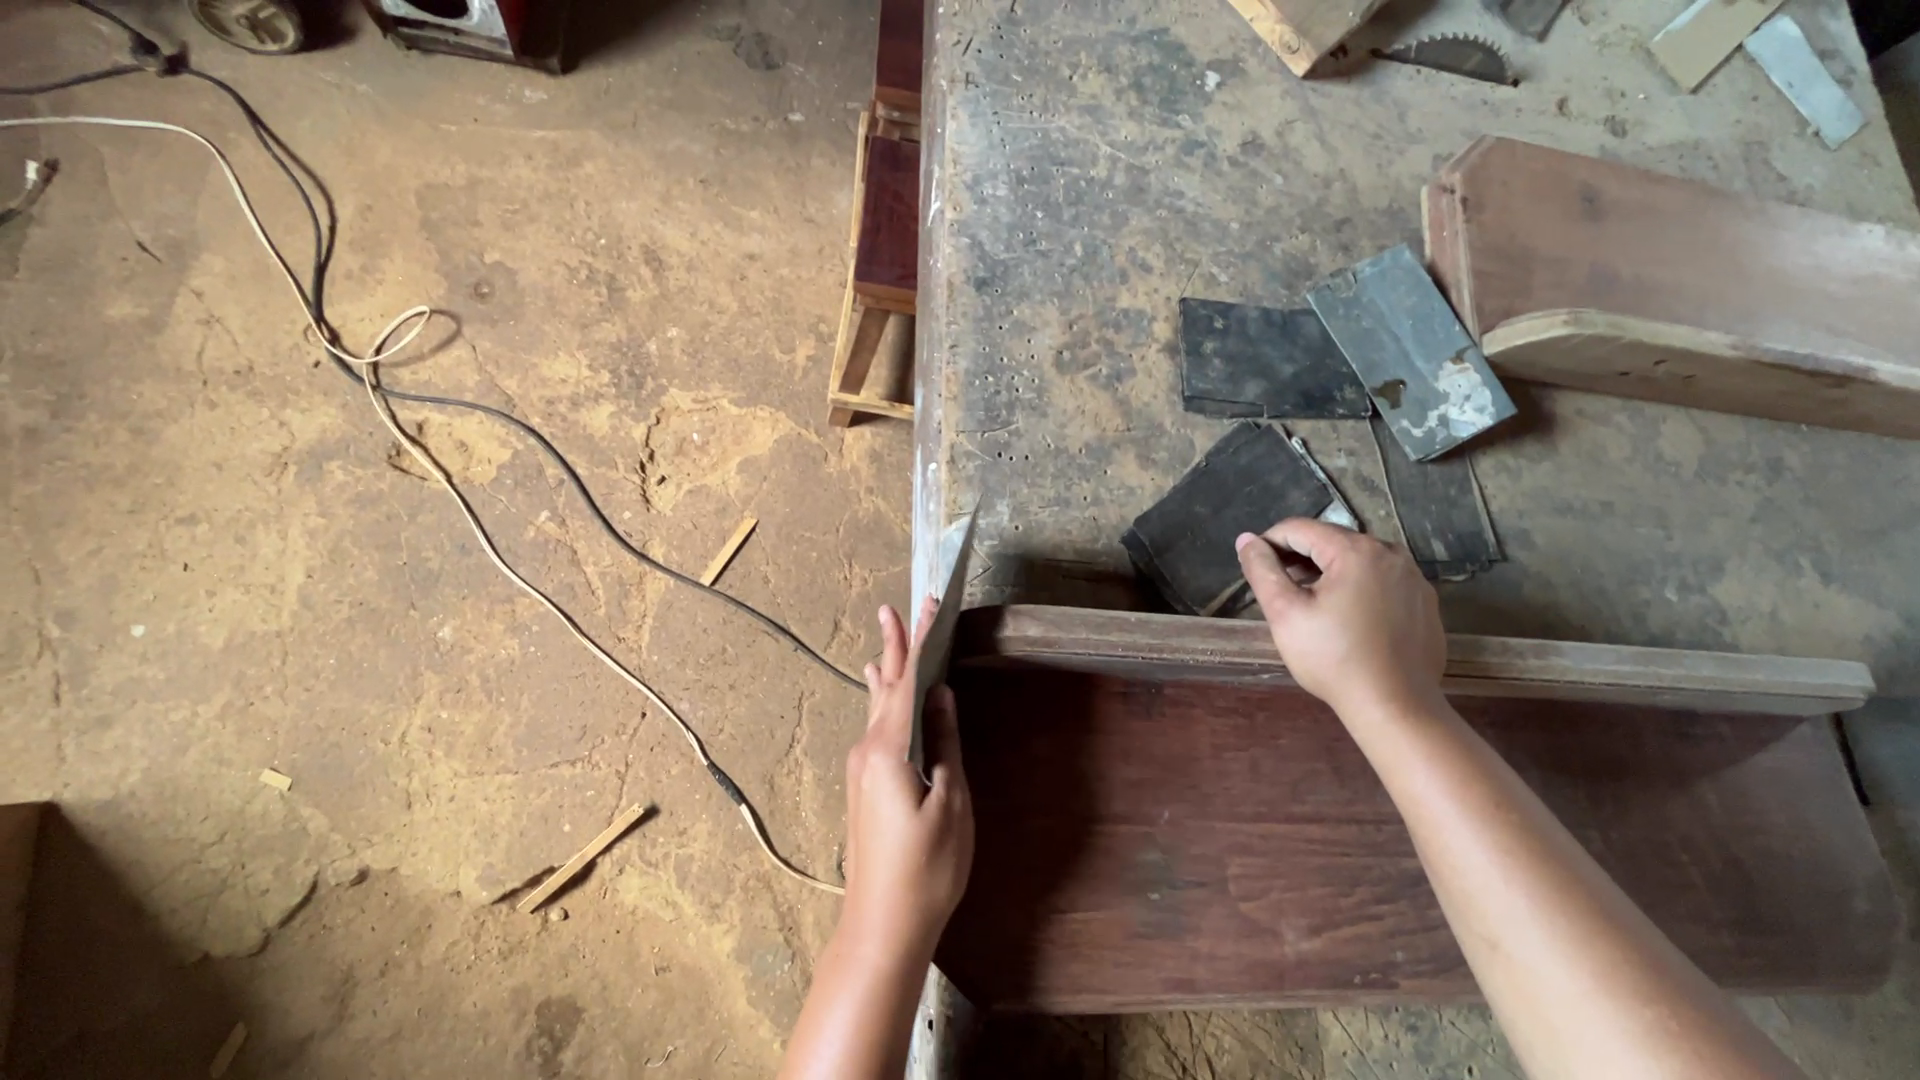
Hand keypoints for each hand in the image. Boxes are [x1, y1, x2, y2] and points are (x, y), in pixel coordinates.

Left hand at [841, 598, 973, 961]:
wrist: (882, 924)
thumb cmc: (926, 869)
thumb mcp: (950, 804)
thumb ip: (945, 744)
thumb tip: (942, 694)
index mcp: (888, 750)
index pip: (907, 680)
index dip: (920, 641)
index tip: (928, 605)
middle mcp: (867, 751)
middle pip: (885, 686)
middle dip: (898, 646)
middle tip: (900, 607)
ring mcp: (861, 769)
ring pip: (877, 706)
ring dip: (888, 670)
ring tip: (889, 637)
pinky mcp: (865, 785)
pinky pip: (875, 727)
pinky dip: (883, 700)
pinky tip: (879, 691)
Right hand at [1235, 518, 1445, 716]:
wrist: (1395, 705)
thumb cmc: (1333, 658)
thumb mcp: (1285, 613)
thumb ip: (1262, 570)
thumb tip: (1246, 540)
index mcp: (1355, 550)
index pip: (1299, 529)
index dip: (1269, 543)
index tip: (1254, 566)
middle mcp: (1390, 553)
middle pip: (1331, 541)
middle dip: (1299, 558)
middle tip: (1279, 589)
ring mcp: (1413, 577)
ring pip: (1357, 560)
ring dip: (1327, 572)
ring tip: (1309, 604)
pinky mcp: (1424, 601)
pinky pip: (1381, 581)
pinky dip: (1357, 588)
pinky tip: (1346, 620)